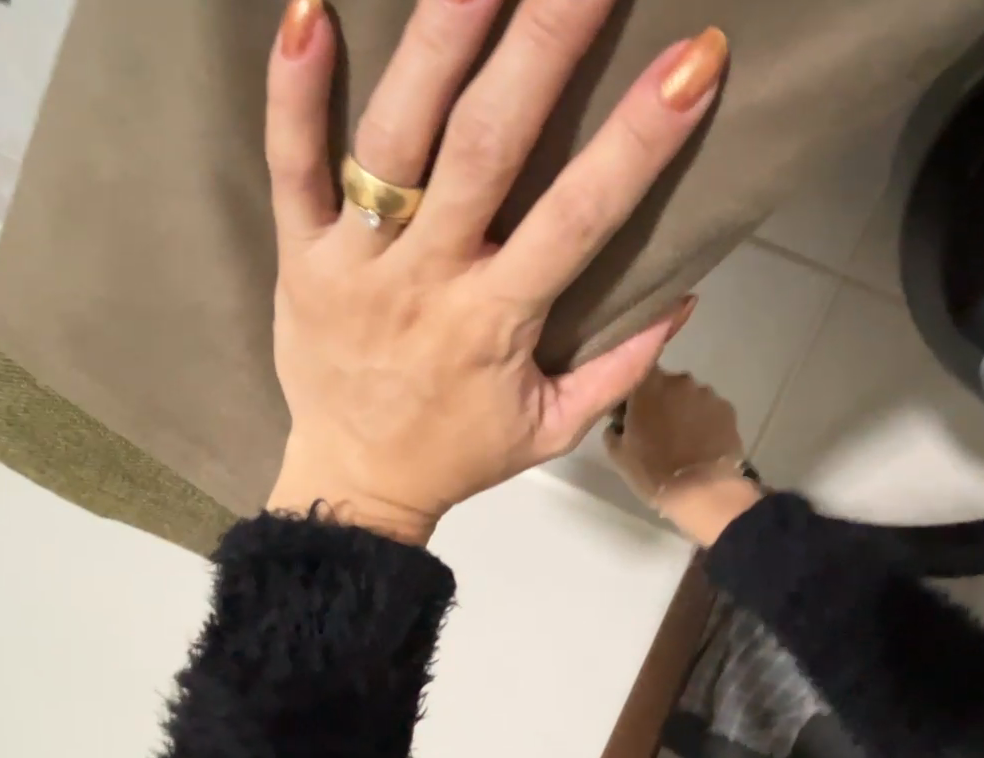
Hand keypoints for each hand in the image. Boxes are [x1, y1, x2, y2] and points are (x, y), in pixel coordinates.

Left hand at [261, 0, 727, 544]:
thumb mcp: (554, 429)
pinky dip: (294, 91)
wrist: (356, 485)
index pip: (579, 217)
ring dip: (438, 39)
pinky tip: (308, 9)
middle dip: (542, 46)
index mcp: (498, 321)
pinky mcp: (300, 255)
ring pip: (394, 138)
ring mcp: (355, 262)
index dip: (637, 140)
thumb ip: (620, 370)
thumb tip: (682, 298)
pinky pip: (290, 166)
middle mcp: (428, 278)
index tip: (693, 62)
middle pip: (485, 147)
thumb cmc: (462, 453)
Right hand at [606, 369, 762, 545]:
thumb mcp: (619, 455)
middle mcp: (679, 380)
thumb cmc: (653, 472)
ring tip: (684, 439)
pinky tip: (703, 443)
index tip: (632, 410)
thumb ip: (613, 429)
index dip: (636, 390)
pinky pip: (710, 410)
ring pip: (690, 396)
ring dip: (685, 410)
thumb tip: (617, 422)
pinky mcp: (728, 409)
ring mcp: (707, 393)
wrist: (703, 491)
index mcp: (648, 386)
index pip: (638, 372)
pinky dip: (706, 421)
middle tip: (658, 429)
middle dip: (661, 401)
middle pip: (666, 384)